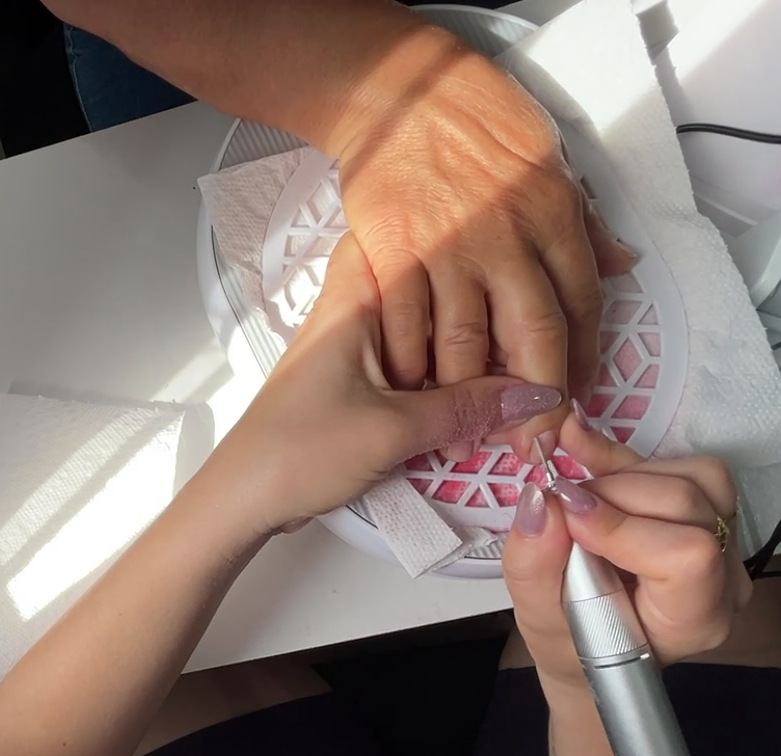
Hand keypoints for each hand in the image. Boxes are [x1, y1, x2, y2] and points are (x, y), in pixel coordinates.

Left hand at [196, 234, 562, 539]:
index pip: (402, 231)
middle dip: (479, 309)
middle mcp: (354, 315)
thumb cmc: (300, 453)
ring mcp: (354, 351)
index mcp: (354, 301)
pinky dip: (441, 383)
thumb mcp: (391, 431)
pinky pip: (411, 370)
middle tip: (532, 333)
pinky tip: (474, 404)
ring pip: (424, 332)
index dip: (452, 233)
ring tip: (513, 377)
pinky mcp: (355, 387)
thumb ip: (466, 409)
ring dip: (464, 355)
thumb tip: (536, 396)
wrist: (244, 499)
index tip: (502, 249)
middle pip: (429, 287)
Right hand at [324, 21, 635, 462]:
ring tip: (461, 435)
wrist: (407, 99)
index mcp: (552, 217)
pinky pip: (403, 327)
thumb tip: (623, 264)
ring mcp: (445, 250)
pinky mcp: (394, 258)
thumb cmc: (482, 129)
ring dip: (462, 396)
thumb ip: (583, 225)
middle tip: (531, 445)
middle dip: (534, 399)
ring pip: (461, 342)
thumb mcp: (552, 167)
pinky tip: (411, 390)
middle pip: (529, 335)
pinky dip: (407, 366)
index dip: (582, 363)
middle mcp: (504, 239)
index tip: (574, 403)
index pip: (581, 305)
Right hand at [502, 409, 752, 690]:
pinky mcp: (706, 514)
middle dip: (611, 493)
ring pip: (696, 477)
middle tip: (560, 506)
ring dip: (623, 476)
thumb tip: (539, 499)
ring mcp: (724, 543)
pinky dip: (626, 457)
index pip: (686, 554)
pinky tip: (582, 448)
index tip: (564, 514)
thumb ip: (533, 564)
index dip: (621, 525)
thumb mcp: (536, 616)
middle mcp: (724, 579)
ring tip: (578, 498)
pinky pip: (681, 467)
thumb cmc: (568, 642)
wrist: (589, 642)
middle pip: (688, 504)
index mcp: (691, 619)